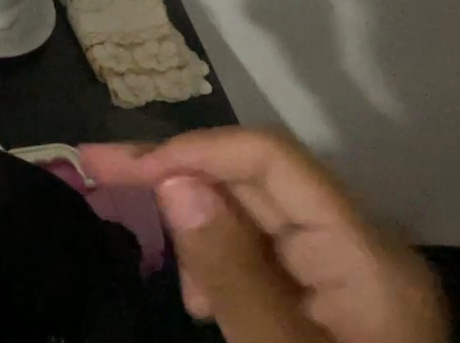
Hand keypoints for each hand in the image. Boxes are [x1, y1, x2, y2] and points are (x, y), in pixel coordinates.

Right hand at [107, 128, 448, 342]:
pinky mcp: (327, 308)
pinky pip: (259, 257)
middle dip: (178, 175)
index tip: (122, 171)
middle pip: (254, 181)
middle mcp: (357, 250)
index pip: (269, 160)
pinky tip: (202, 304)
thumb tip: (173, 180)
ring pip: (250, 216)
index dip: (193, 152)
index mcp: (363, 254)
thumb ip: (230, 270)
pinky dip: (217, 264)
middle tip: (96, 168)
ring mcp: (344, 280)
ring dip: (197, 229)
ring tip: (181, 289)